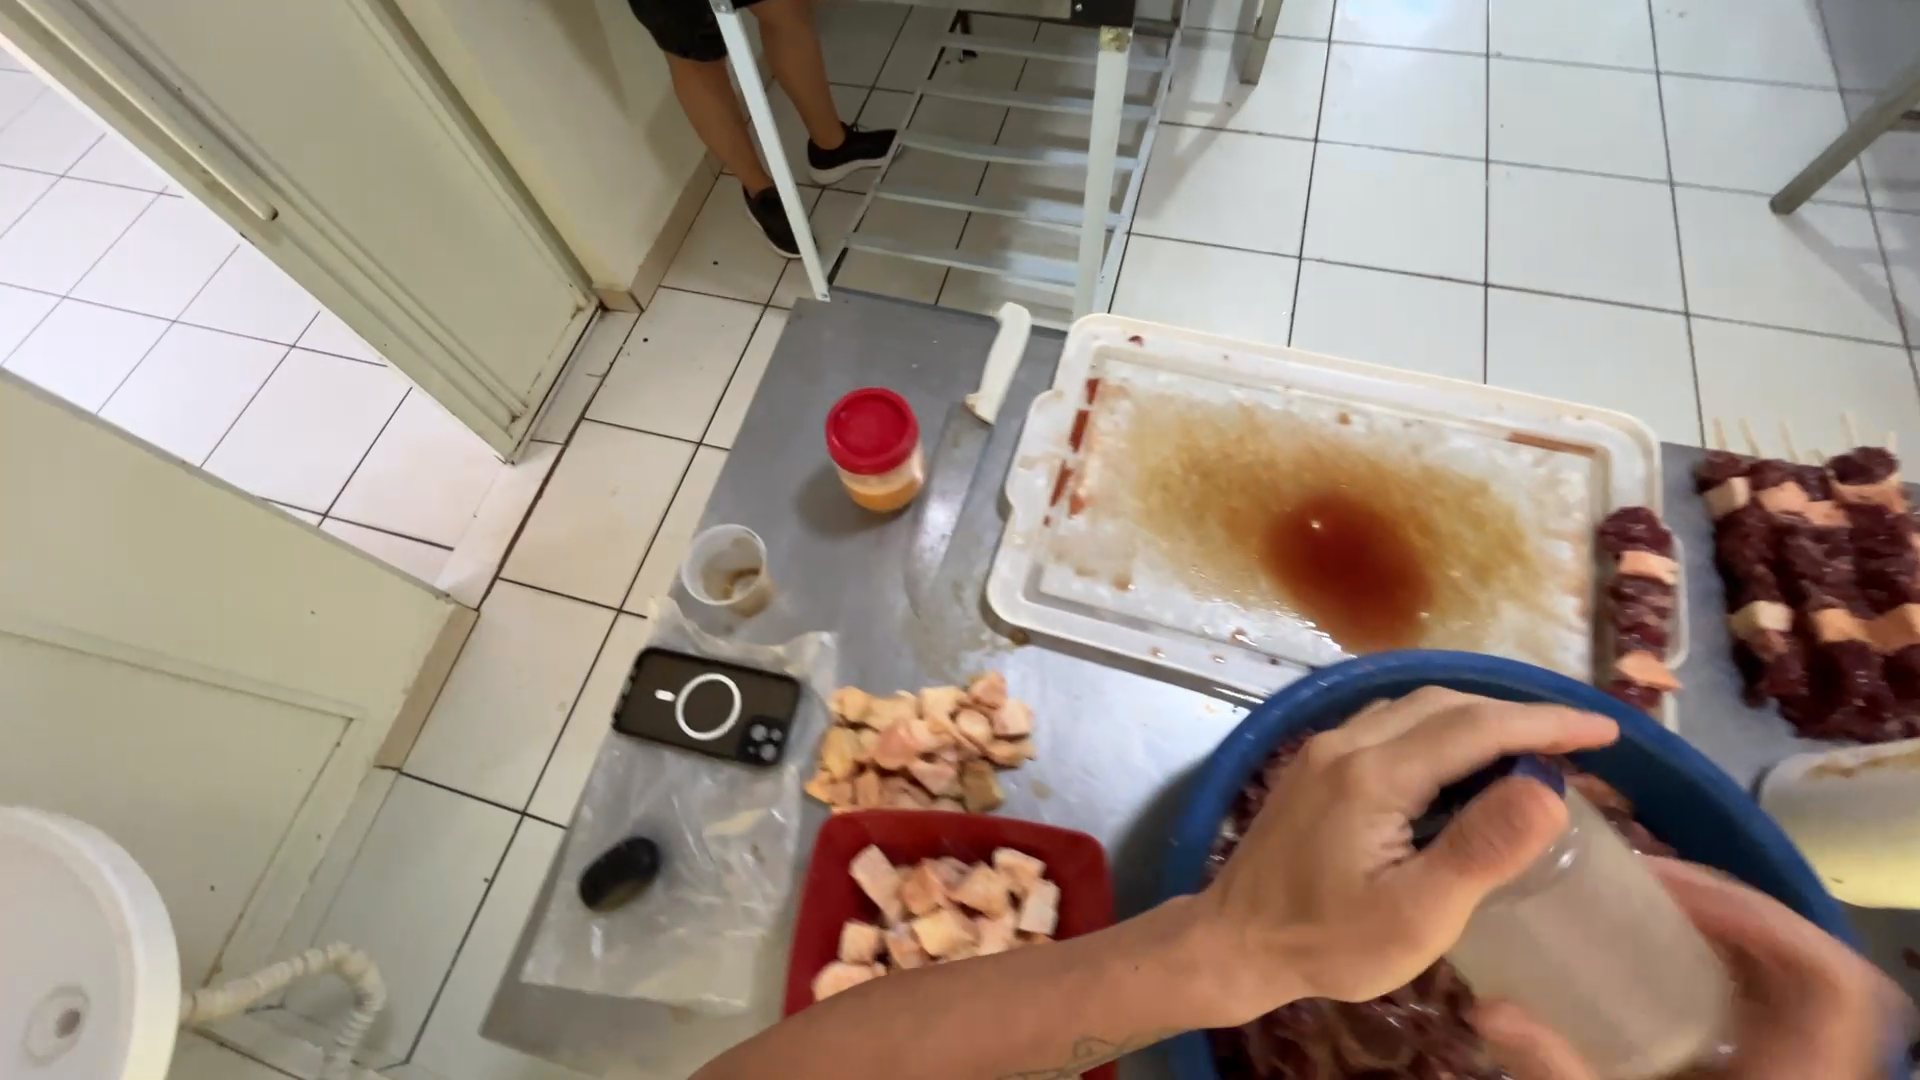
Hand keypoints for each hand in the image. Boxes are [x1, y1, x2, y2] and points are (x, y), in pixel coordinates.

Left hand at [1191, 687, 1617, 1025]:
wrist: (1237, 936)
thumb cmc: (1329, 940)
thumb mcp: (1416, 913)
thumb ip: (1480, 848)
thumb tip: (1545, 785)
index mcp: (1370, 775)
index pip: (1472, 727)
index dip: (1543, 722)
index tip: (1606, 730)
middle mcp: (1342, 745)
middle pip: (1439, 706)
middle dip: (1513, 715)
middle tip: (1578, 742)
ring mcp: (1321, 750)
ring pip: (1409, 710)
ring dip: (1472, 719)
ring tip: (1531, 749)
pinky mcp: (1313, 765)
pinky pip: (1383, 726)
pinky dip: (1434, 731)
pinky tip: (1459, 763)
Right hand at [1471, 858, 1917, 1079]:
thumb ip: (1559, 1070)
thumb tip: (1483, 1008)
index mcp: (1807, 1074)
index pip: (1828, 979)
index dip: (1757, 917)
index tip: (1662, 890)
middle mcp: (1820, 1060)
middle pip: (1805, 957)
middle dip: (1723, 902)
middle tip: (1632, 879)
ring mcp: (1804, 1060)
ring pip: (1787, 967)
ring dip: (1719, 919)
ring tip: (1634, 896)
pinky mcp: (1775, 1062)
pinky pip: (1764, 985)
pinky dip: (1715, 948)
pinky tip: (1651, 943)